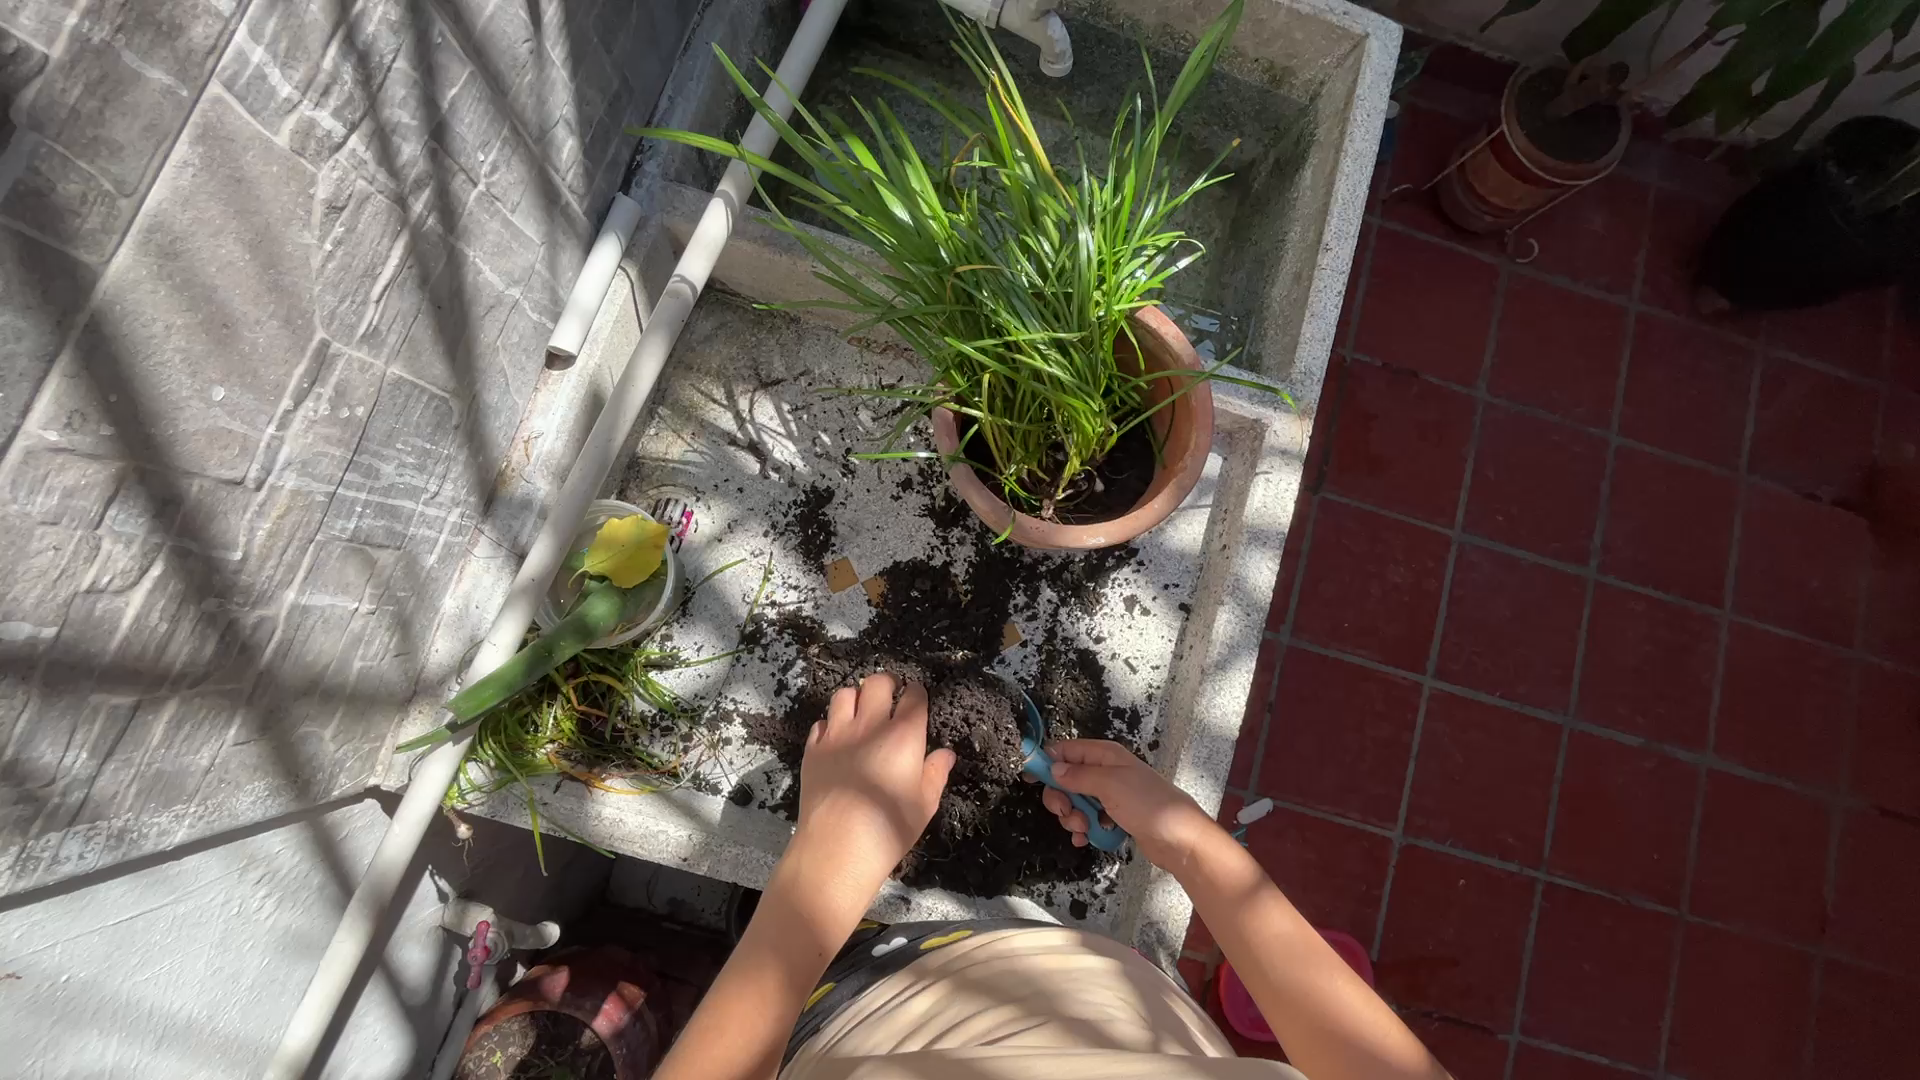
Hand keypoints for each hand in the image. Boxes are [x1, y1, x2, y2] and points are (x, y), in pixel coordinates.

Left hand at [792, 674, 956, 894]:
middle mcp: (870, 725)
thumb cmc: (888, 828)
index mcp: (904, 735)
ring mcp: (837, 734)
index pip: (914, 696)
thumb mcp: (925, 805)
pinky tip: (837, 739)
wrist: (835, 849)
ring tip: (861, 713)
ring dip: (856, 698)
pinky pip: (822, 723)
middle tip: (891, 697)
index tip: (917, 699)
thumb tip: (946, 753)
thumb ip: (936, 773)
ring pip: (844, 694)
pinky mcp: (813, 749)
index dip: (917, 693)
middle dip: (887, 683)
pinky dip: (831, 724)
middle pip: (877, 683)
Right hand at [1042, 739, 1222, 870]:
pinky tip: (1087, 839)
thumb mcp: (1110, 784)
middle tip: (1066, 812)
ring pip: (1075, 802)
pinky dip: (1084, 830)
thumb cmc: (1148, 804)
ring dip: (1073, 817)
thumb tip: (1054, 767)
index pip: (1066, 750)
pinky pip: (1088, 820)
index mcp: (1105, 755)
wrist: (1180, 839)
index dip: (1046, 761)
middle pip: (1066, 779)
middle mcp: (1105, 772)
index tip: (1030, 777)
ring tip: (1085, 828)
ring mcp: (1109, 796)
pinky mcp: (1114, 818)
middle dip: (1061, 798)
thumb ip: (1079, 775)